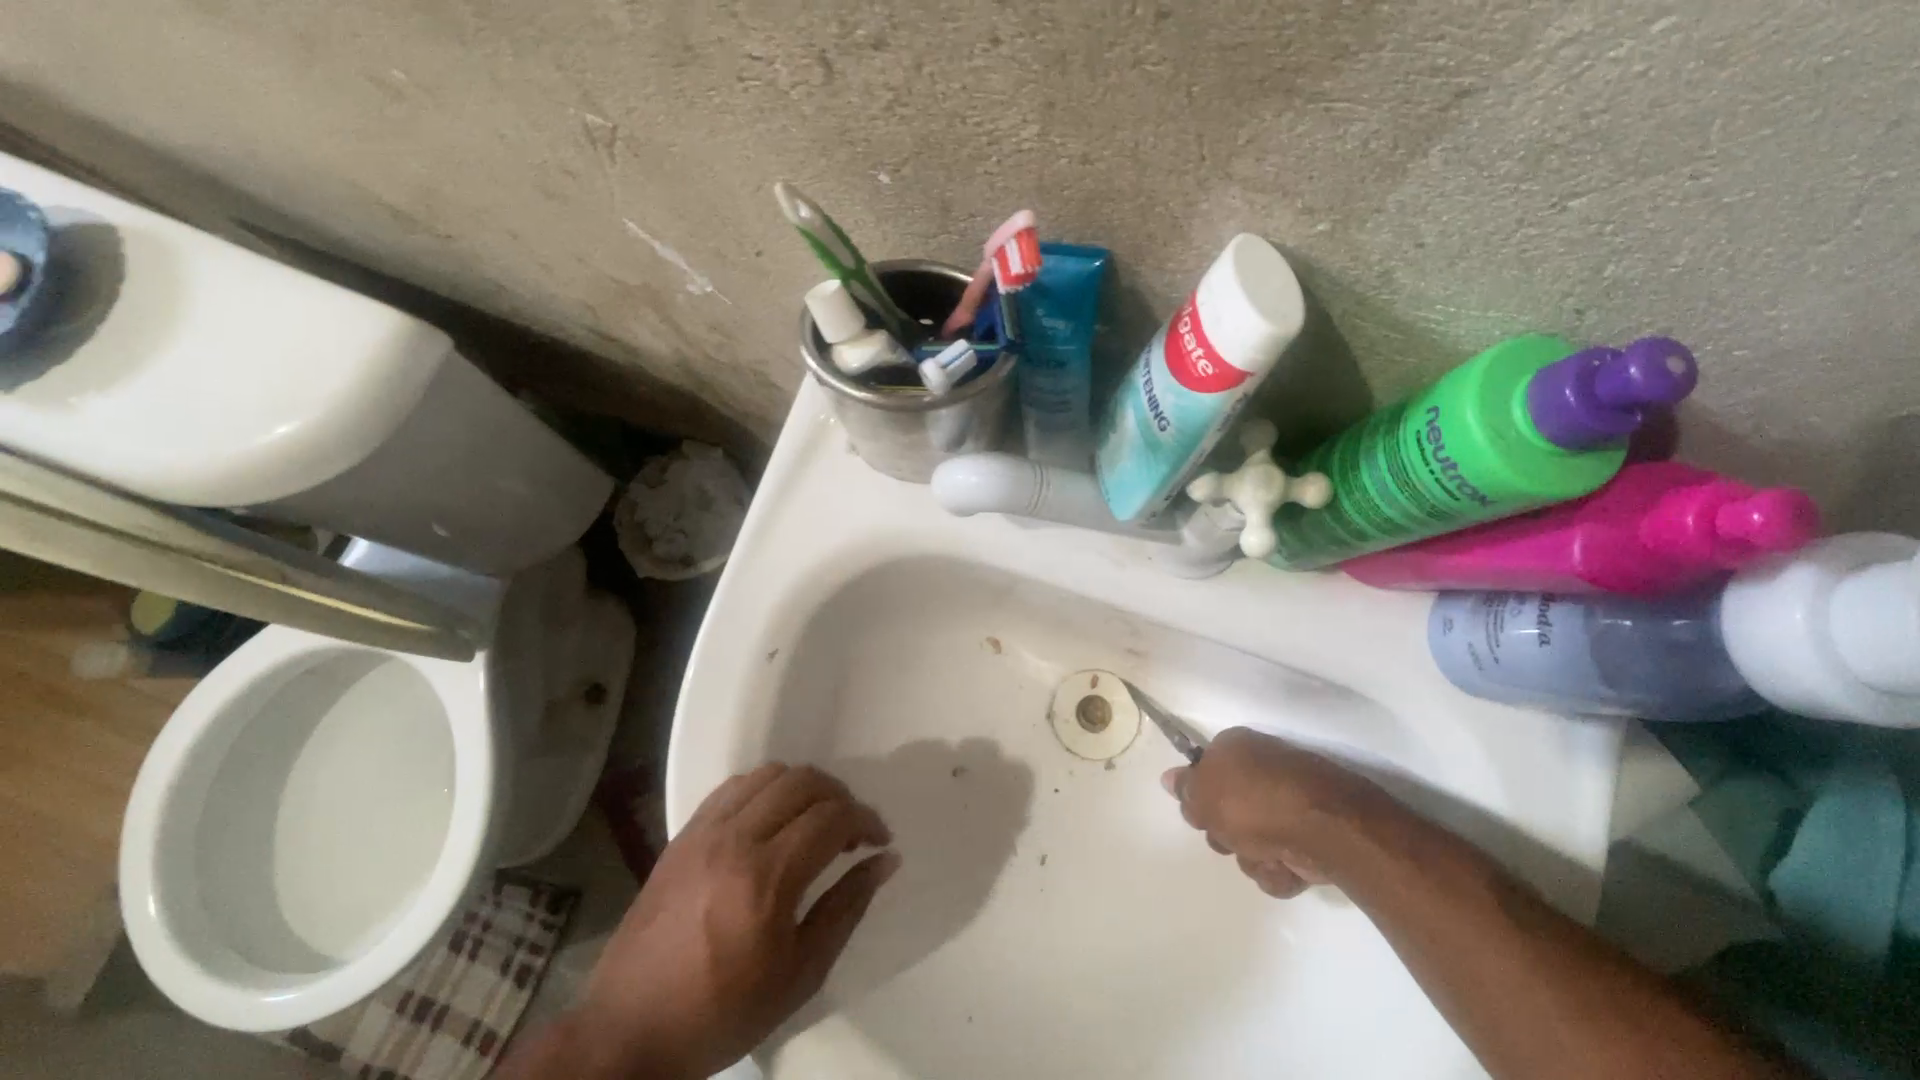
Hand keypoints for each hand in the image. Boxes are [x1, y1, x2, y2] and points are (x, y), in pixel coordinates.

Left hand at [567, 764, 897, 1079]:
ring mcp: (703, 832)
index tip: (880, 842)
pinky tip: (772, 824)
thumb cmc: (724, 1011)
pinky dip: (764, 791)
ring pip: (767, 775)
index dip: (866, 821)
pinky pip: (732, 788)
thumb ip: (847, 908)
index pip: (832, 817)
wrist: (632, 1027)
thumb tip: (885, 860)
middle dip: (840, 798)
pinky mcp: (681, 836)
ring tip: (814, 824)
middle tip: (852, 833)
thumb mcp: (801, 973)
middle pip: (803, 782)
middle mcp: (734, 840)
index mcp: (767, 878)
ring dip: (803, 789)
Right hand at [1162, 727, 1389, 898]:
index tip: (1201, 815)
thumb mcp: (1202, 793)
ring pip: (1252, 843)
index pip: (1207, 771)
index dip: (1200, 797)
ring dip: (1253, 857)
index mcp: (1238, 749)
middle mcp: (1265, 771)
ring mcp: (1291, 805)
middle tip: (1230, 838)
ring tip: (1266, 855)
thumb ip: (1185, 788)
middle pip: (1228, 812)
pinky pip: (1279, 861)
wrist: (1325, 829)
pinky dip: (1279, 870)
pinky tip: (1285, 866)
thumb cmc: (1253, 803)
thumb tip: (1168, 777)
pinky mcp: (1312, 837)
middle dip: (1226, 834)